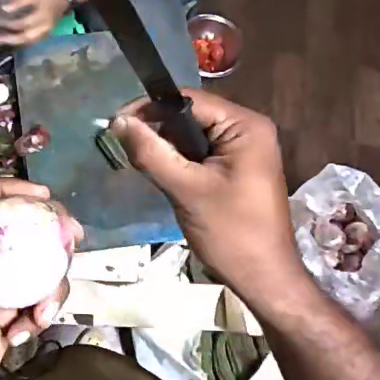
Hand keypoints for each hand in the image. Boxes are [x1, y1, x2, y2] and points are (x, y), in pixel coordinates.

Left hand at [0, 0, 73, 46]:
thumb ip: (19, 1)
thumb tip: (4, 9)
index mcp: (41, 19)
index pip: (20, 24)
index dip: (6, 24)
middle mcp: (42, 30)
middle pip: (22, 38)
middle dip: (6, 39)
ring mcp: (44, 33)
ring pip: (25, 41)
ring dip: (11, 41)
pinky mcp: (44, 33)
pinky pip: (29, 39)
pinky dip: (18, 39)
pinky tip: (10, 37)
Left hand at [0, 179, 78, 379]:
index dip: (5, 190)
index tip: (43, 197)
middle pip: (11, 232)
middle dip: (44, 231)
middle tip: (73, 239)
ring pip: (28, 269)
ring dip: (46, 283)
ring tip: (43, 314)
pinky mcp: (0, 327)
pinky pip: (31, 305)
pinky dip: (38, 313)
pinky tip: (29, 333)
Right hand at [108, 91, 306, 304]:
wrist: (264, 278)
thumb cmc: (231, 232)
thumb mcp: (187, 189)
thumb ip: (151, 152)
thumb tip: (117, 120)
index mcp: (246, 126)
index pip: (189, 101)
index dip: (150, 108)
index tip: (115, 122)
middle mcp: (248, 129)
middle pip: (190, 116)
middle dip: (157, 129)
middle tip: (123, 145)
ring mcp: (243, 149)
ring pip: (191, 135)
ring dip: (165, 147)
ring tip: (138, 160)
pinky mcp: (235, 168)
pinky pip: (199, 153)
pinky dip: (178, 161)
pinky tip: (161, 174)